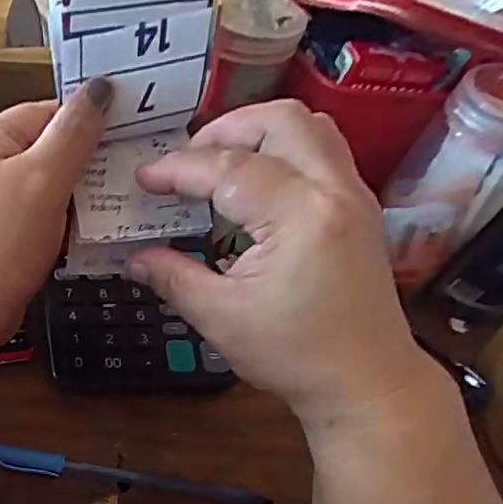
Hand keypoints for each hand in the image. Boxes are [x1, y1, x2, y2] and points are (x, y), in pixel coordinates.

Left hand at [0, 80, 110, 333]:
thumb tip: (100, 89)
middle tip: (115, 184)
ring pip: (40, 188)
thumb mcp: (46, 180)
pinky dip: (54, 226)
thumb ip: (74, 134)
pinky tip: (71, 240)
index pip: (46, 113)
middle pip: (43, 150)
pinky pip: (31, 218)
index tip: (120, 142)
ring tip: (96, 216)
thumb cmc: (3, 245)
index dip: (85, 125)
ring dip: (69, 201)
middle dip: (79, 168)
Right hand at [127, 101, 429, 424]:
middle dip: (227, 129)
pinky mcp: (361, 213)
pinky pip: (324, 157)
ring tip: (223, 163)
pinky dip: (287, 156)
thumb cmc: (295, 357)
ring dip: (262, 134)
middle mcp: (334, 190)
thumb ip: (176, 280)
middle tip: (188, 157)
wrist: (364, 382)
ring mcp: (356, 197)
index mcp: (300, 215)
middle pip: (281, 121)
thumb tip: (138, 260)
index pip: (229, 169)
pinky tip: (260, 191)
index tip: (146, 178)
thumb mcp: (223, 320)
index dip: (180, 169)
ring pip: (310, 130)